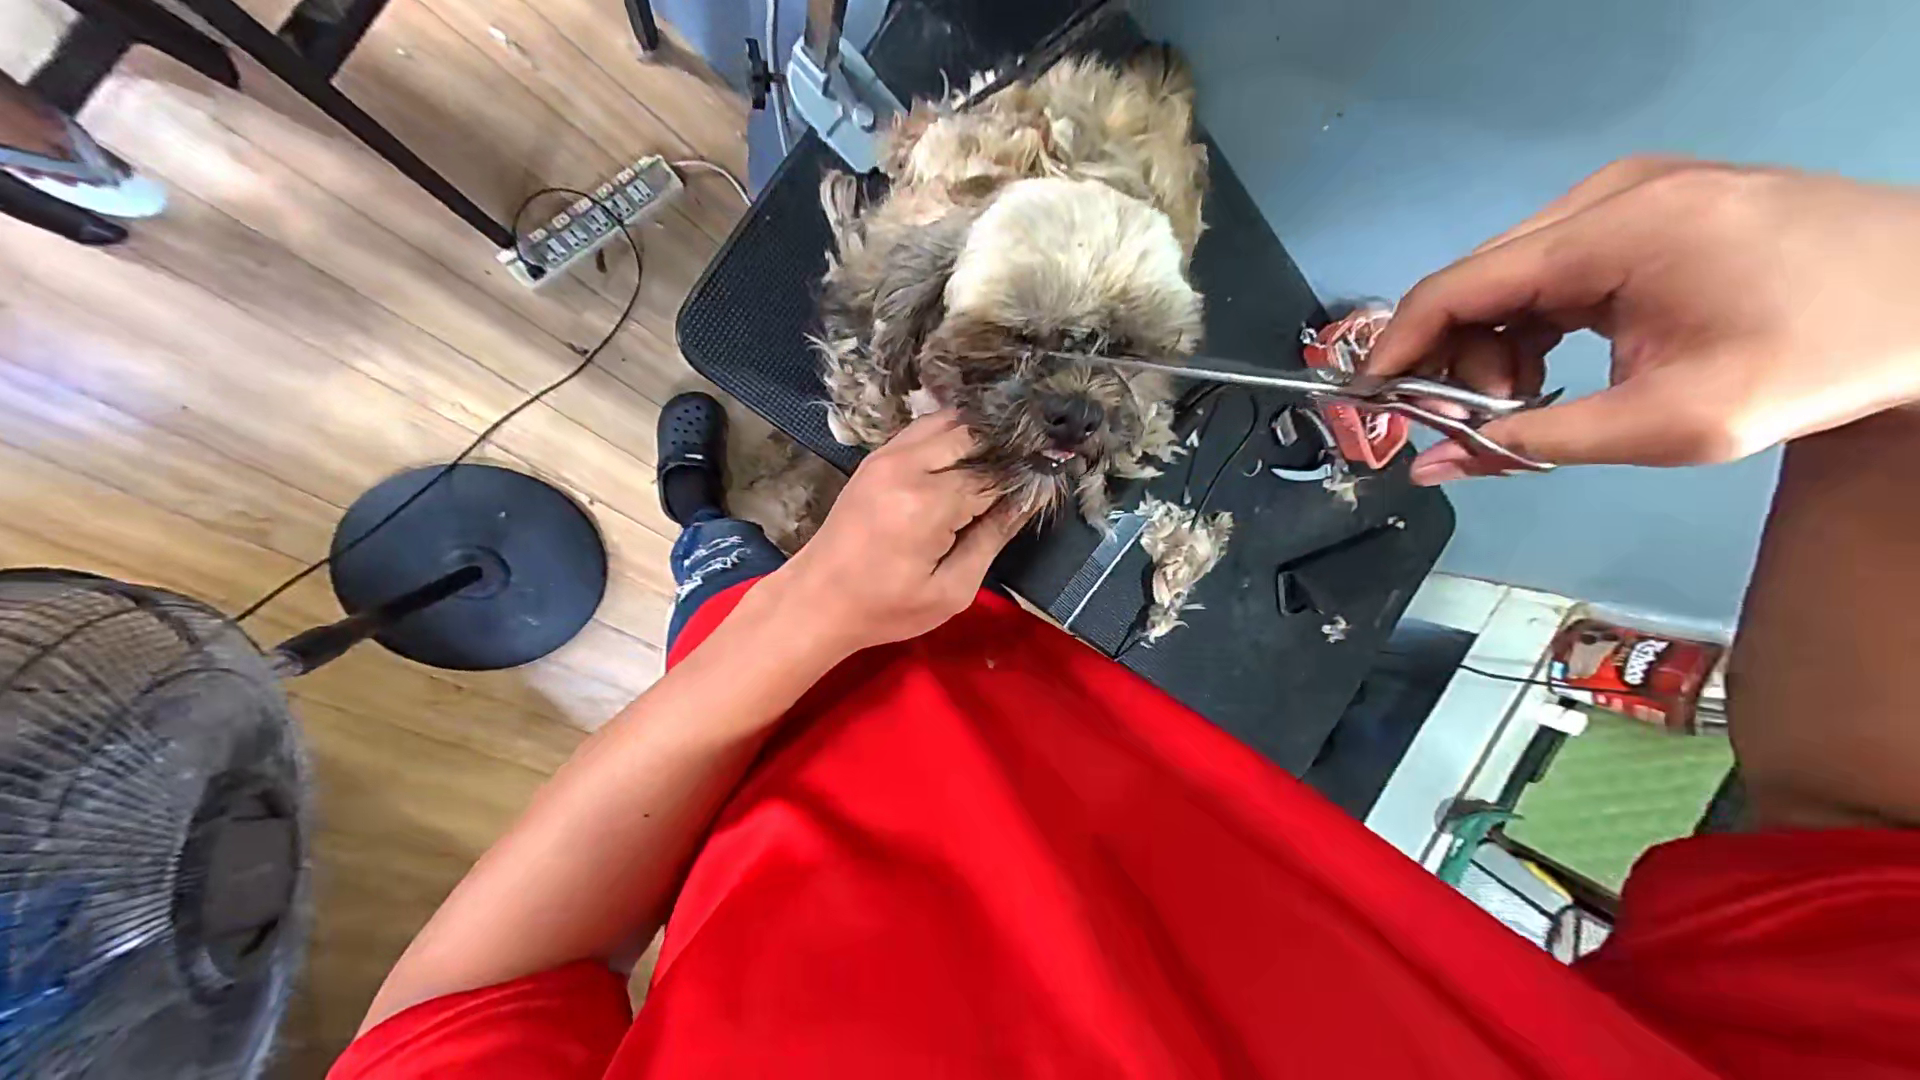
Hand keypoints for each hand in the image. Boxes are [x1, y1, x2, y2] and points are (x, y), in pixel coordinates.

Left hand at [763, 412, 1030, 655]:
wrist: (817, 599)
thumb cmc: (885, 607)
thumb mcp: (951, 589)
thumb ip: (992, 537)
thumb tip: (1027, 498)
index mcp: (927, 504)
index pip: (994, 474)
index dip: (1024, 476)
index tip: (1048, 479)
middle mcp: (907, 466)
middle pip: (973, 434)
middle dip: (1005, 447)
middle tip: (1029, 464)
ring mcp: (886, 455)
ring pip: (948, 421)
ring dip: (979, 435)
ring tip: (1002, 457)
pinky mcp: (875, 456)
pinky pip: (923, 428)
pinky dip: (951, 433)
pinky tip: (968, 453)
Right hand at [1367, 157, 1919, 482]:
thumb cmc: (1828, 360)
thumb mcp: (1670, 425)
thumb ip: (1530, 445)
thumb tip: (1423, 468)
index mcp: (1617, 231)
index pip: (1454, 288)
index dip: (1395, 349)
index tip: (1368, 403)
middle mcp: (1604, 198)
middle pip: (1467, 286)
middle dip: (1448, 362)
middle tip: (1475, 421)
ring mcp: (1620, 199)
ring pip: (1493, 285)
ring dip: (1484, 352)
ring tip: (1524, 399)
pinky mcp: (1632, 213)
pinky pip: (1531, 278)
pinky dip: (1518, 332)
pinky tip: (1548, 367)